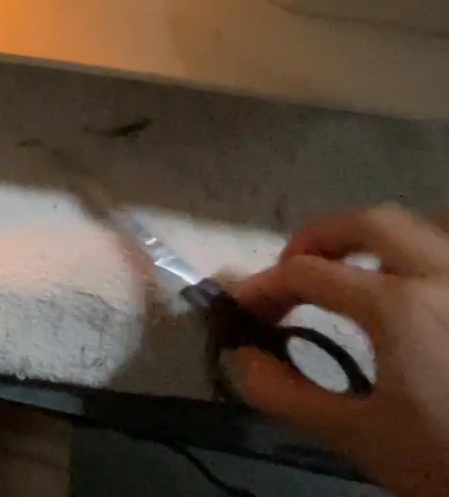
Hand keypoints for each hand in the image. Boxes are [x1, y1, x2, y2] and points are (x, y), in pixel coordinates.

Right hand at [228, 205, 448, 496]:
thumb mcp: (365, 441)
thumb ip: (282, 393)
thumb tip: (238, 355)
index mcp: (398, 305)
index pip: (302, 274)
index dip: (262, 288)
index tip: (247, 312)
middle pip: (372, 224)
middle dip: (322, 238)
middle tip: (301, 269)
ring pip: (440, 231)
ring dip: (396, 245)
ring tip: (375, 275)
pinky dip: (441, 263)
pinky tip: (433, 294)